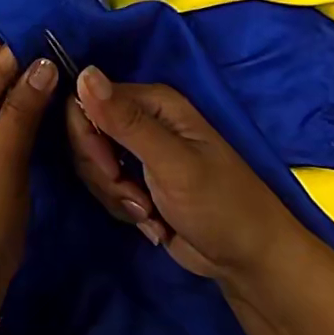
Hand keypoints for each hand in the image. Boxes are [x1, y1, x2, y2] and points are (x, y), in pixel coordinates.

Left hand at [0, 36, 58, 299]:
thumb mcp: (1, 164)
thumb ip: (22, 110)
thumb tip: (48, 61)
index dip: (26, 53)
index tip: (69, 46)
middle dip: (26, 62)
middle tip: (69, 69)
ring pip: (4, 83)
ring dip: (32, 81)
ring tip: (70, 81)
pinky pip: (12, 107)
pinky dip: (32, 102)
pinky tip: (58, 101)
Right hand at [66, 67, 301, 279]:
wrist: (249, 261)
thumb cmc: (220, 205)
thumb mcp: (172, 163)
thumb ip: (126, 121)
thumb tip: (85, 73)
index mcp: (153, 101)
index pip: (87, 101)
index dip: (88, 137)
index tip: (110, 169)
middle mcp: (141, 118)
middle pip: (85, 134)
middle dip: (103, 173)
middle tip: (137, 198)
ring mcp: (137, 149)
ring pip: (91, 164)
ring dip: (114, 194)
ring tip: (150, 211)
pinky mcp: (135, 179)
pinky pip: (103, 185)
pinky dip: (121, 206)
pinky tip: (152, 219)